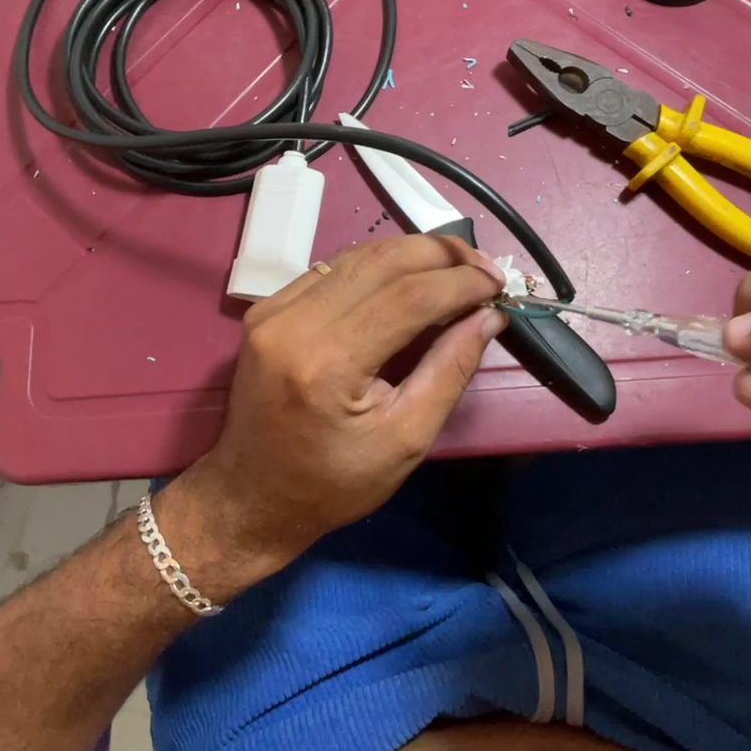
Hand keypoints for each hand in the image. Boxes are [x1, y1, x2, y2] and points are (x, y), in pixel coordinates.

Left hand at [164, 236, 507, 589]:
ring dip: (411, 253)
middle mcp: (293, 323)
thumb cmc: (331, 484)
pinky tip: (409, 275)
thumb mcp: (405, 440)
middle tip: (484, 267)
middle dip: (441, 255)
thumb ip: (449, 370)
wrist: (252, 497)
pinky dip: (377, 265)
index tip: (498, 283)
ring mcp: (273, 311)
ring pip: (356, 256)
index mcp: (327, 364)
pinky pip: (332, 270)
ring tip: (457, 266)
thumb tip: (489, 315)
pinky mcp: (266, 310)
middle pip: (380, 261)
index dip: (459, 283)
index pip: (406, 297)